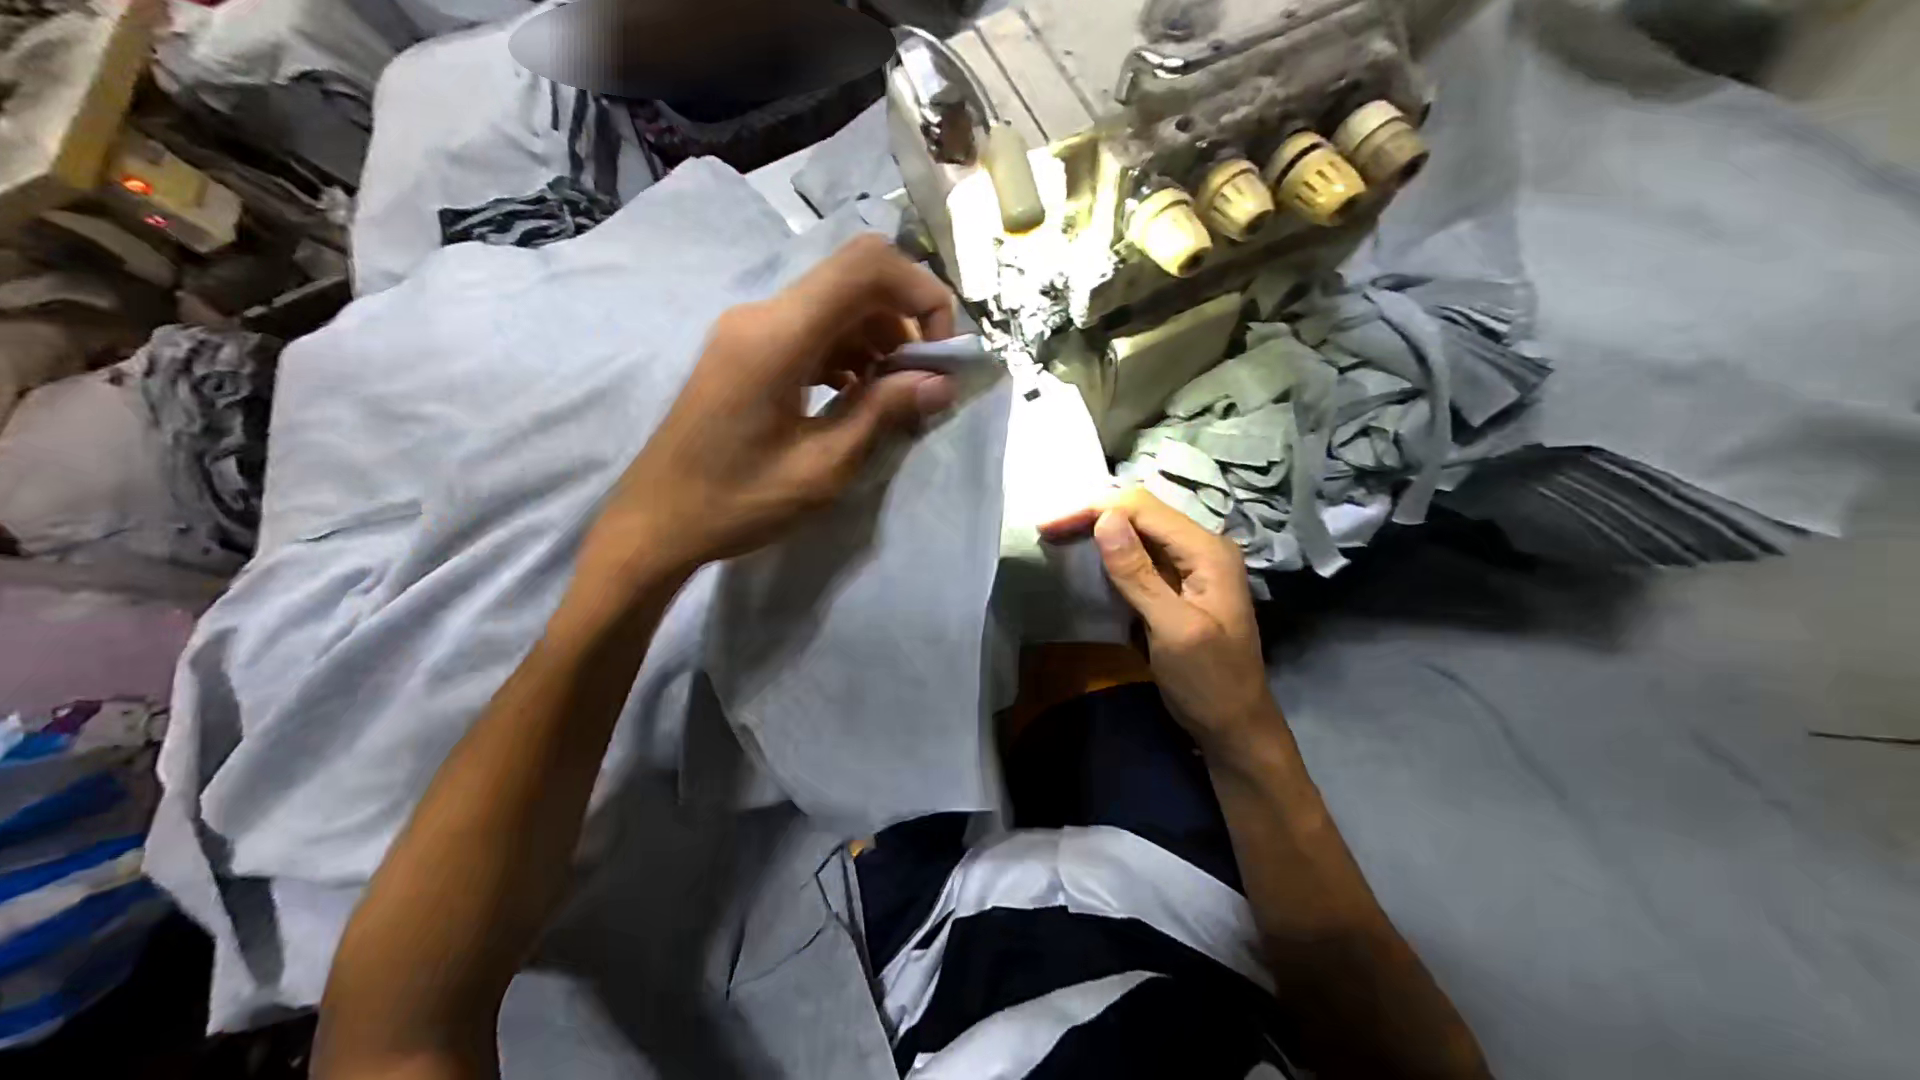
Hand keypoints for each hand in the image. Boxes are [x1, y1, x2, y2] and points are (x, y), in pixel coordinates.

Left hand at [581, 235, 958, 588]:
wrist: (657, 522)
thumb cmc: (736, 503)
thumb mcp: (821, 468)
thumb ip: (883, 413)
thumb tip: (942, 382)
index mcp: (777, 336)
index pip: (866, 268)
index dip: (922, 294)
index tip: (942, 354)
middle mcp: (763, 315)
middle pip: (856, 281)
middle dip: (906, 322)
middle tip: (925, 383)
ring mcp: (751, 330)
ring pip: (838, 306)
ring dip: (880, 341)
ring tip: (896, 400)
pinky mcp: (748, 350)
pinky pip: (814, 331)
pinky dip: (850, 355)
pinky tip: (860, 399)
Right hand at [1042, 488, 1280, 756]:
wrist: (1234, 726)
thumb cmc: (1209, 681)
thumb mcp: (1173, 629)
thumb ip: (1139, 574)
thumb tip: (1104, 519)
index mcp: (1206, 551)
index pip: (1143, 509)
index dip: (1094, 511)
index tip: (1050, 529)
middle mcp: (1201, 548)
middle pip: (1141, 514)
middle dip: (1093, 517)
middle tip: (1048, 533)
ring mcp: (1191, 567)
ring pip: (1138, 533)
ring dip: (1099, 534)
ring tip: (1059, 541)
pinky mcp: (1178, 586)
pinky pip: (1141, 557)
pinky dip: (1110, 556)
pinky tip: (1087, 562)